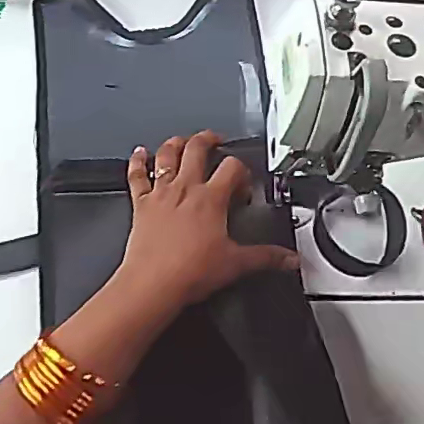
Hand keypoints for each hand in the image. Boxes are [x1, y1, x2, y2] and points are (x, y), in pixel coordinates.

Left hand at [117, 131, 301, 312]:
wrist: (153, 284)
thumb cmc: (189, 272)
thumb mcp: (235, 264)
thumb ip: (265, 257)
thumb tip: (287, 258)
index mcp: (210, 199)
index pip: (232, 167)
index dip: (241, 169)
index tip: (242, 182)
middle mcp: (185, 189)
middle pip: (196, 149)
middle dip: (207, 139)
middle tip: (214, 139)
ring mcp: (161, 194)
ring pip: (166, 155)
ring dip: (175, 143)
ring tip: (182, 140)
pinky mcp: (141, 205)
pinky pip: (137, 175)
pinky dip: (137, 161)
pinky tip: (138, 153)